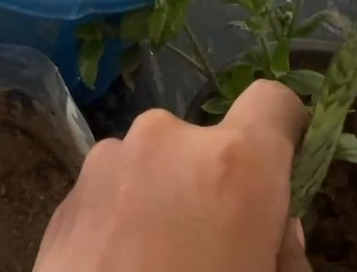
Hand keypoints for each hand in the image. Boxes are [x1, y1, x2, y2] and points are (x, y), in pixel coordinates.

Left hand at [34, 80, 309, 271]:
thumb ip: (284, 253)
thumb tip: (276, 229)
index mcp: (234, 164)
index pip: (274, 101)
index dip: (286, 130)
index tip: (285, 169)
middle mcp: (168, 139)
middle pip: (212, 144)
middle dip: (220, 187)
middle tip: (217, 252)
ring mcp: (111, 157)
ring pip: (160, 164)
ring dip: (169, 200)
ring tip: (159, 267)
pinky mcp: (70, 188)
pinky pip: (118, 186)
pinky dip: (128, 215)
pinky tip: (121, 270)